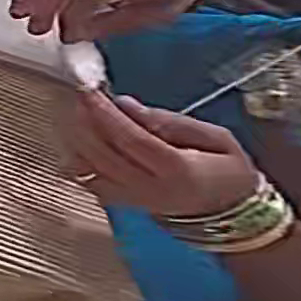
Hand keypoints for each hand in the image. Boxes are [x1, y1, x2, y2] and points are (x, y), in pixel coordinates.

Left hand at [71, 91, 261, 217]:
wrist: (226, 209)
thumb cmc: (225, 169)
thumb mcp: (218, 139)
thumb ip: (171, 121)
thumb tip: (124, 104)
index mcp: (179, 171)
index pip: (130, 138)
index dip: (104, 113)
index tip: (88, 91)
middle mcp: (148, 187)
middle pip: (100, 151)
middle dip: (83, 119)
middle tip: (80, 97)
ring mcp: (128, 197)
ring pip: (84, 163)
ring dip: (75, 134)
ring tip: (80, 113)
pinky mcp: (114, 200)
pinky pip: (82, 175)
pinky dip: (75, 153)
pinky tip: (82, 137)